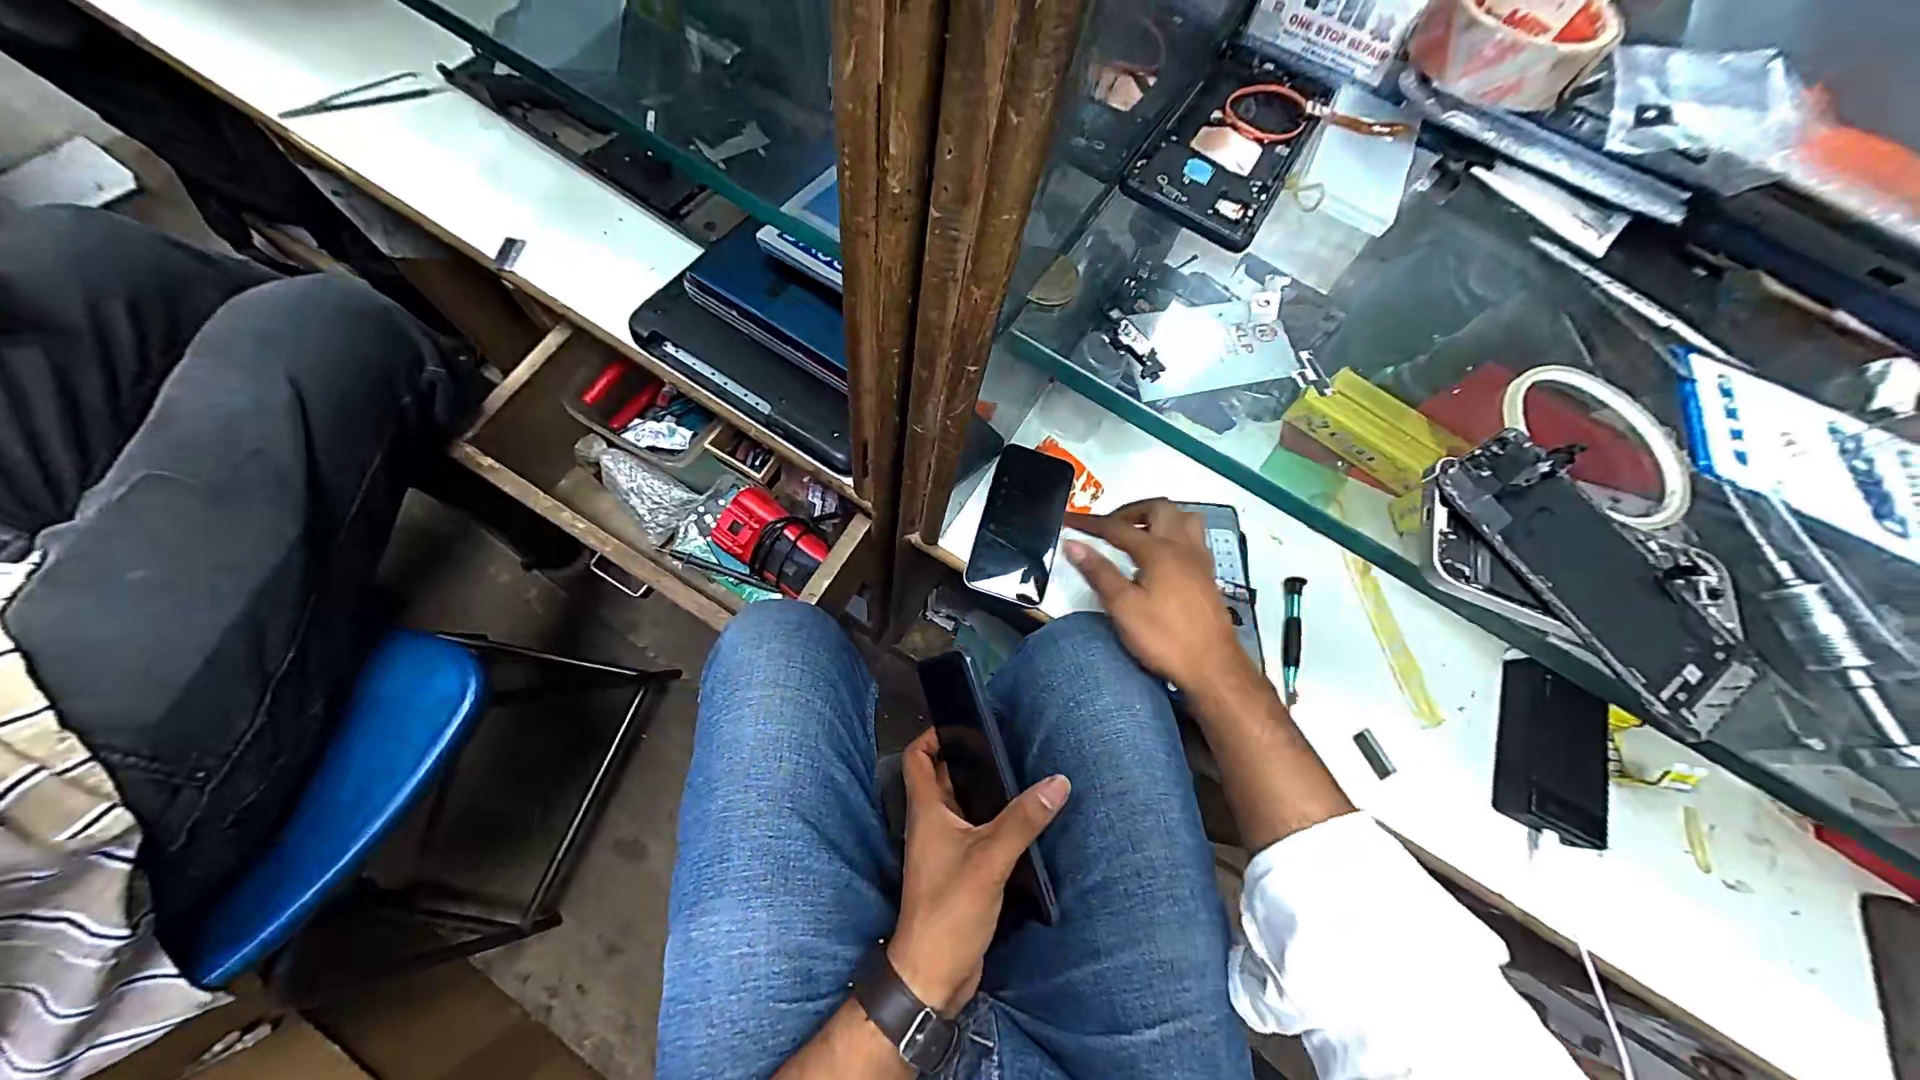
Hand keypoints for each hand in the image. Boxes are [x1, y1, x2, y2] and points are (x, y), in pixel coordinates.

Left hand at [888, 727, 1068, 1013]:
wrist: (933, 973)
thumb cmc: (950, 908)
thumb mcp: (990, 859)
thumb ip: (1022, 820)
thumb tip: (1057, 782)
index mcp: (926, 811)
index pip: (917, 758)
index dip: (933, 735)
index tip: (964, 723)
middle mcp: (930, 824)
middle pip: (942, 778)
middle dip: (967, 758)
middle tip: (1003, 745)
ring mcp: (943, 848)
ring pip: (960, 806)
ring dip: (981, 790)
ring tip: (1018, 775)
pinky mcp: (958, 870)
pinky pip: (972, 832)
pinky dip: (990, 819)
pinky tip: (1019, 820)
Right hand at [1063, 498, 1258, 693]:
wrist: (1213, 668)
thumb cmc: (1164, 638)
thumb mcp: (1123, 607)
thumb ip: (1098, 572)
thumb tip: (1072, 544)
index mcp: (1159, 551)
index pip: (1118, 528)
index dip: (1091, 523)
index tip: (1069, 520)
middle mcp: (1183, 547)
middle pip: (1158, 508)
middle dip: (1129, 511)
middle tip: (1108, 528)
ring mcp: (1200, 560)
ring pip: (1183, 518)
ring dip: (1157, 518)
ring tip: (1137, 535)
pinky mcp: (1208, 576)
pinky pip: (1193, 538)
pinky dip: (1173, 534)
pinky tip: (1162, 557)